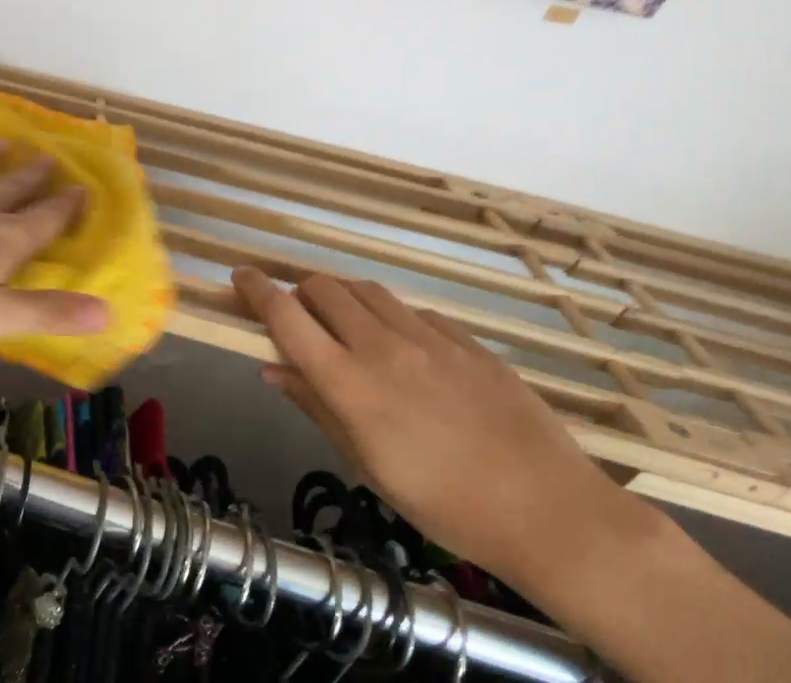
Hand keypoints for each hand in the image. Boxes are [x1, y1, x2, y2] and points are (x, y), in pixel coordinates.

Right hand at [231, 268, 638, 582]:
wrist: (550, 513)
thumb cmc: (443, 503)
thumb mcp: (366, 464)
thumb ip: (316, 406)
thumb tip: (272, 370)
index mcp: (349, 382)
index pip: (286, 315)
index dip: (256, 289)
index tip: (239, 276)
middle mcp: (384, 347)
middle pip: (323, 288)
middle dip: (297, 290)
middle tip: (292, 311)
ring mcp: (432, 340)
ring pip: (368, 291)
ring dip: (341, 295)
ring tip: (341, 321)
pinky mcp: (470, 343)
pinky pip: (414, 312)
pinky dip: (389, 316)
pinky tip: (399, 345)